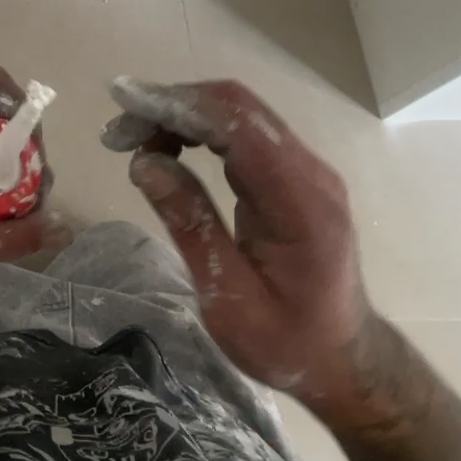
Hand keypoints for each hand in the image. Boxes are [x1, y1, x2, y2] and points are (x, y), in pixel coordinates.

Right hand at [105, 77, 381, 404]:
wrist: (344, 361)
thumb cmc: (288, 343)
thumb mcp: (230, 298)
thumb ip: (192, 226)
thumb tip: (144, 163)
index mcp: (301, 203)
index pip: (237, 125)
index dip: (178, 104)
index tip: (124, 100)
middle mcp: (309, 171)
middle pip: (235, 106)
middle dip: (169, 104)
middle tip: (117, 133)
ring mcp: (304, 168)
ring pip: (234, 112)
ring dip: (178, 113)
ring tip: (130, 139)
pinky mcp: (290, 173)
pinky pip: (239, 131)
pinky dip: (194, 128)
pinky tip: (164, 146)